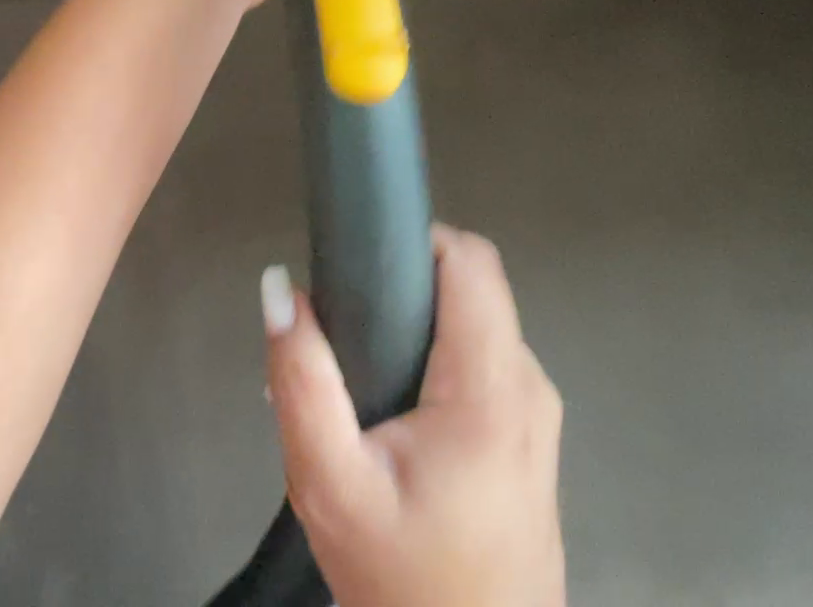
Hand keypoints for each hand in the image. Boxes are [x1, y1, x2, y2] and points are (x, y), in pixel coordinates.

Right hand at [260, 225, 565, 606]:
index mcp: (491, 391)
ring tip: (347, 393)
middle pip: (463, 292)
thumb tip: (278, 287)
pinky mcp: (525, 441)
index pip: (471, 263)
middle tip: (332, 349)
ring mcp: (534, 418)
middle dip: (391, 298)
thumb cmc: (403, 581)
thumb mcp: (327, 482)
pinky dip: (422, 371)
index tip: (351, 262)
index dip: (411, 239)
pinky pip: (472, 368)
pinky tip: (378, 423)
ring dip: (402, 337)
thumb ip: (301, 379)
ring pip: (464, 329)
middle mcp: (527, 389)